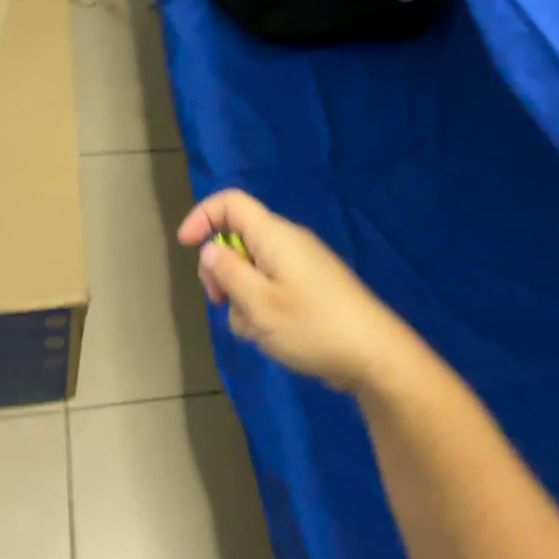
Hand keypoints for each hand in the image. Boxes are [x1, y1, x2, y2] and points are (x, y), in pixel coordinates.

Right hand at [178, 189, 420, 391]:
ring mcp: (301, 267)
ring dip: (243, 298)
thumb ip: (229, 273)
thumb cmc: (313, 326)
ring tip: (259, 329)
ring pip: (252, 271)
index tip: (184, 245)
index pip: (231, 203)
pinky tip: (275, 336)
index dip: (202, 216)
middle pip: (238, 239)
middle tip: (220, 301)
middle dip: (221, 270)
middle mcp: (288, 243)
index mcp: (275, 236)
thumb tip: (210, 249)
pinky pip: (271, 288)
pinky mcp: (310, 290)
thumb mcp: (259, 304)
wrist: (374, 355)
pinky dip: (262, 308)